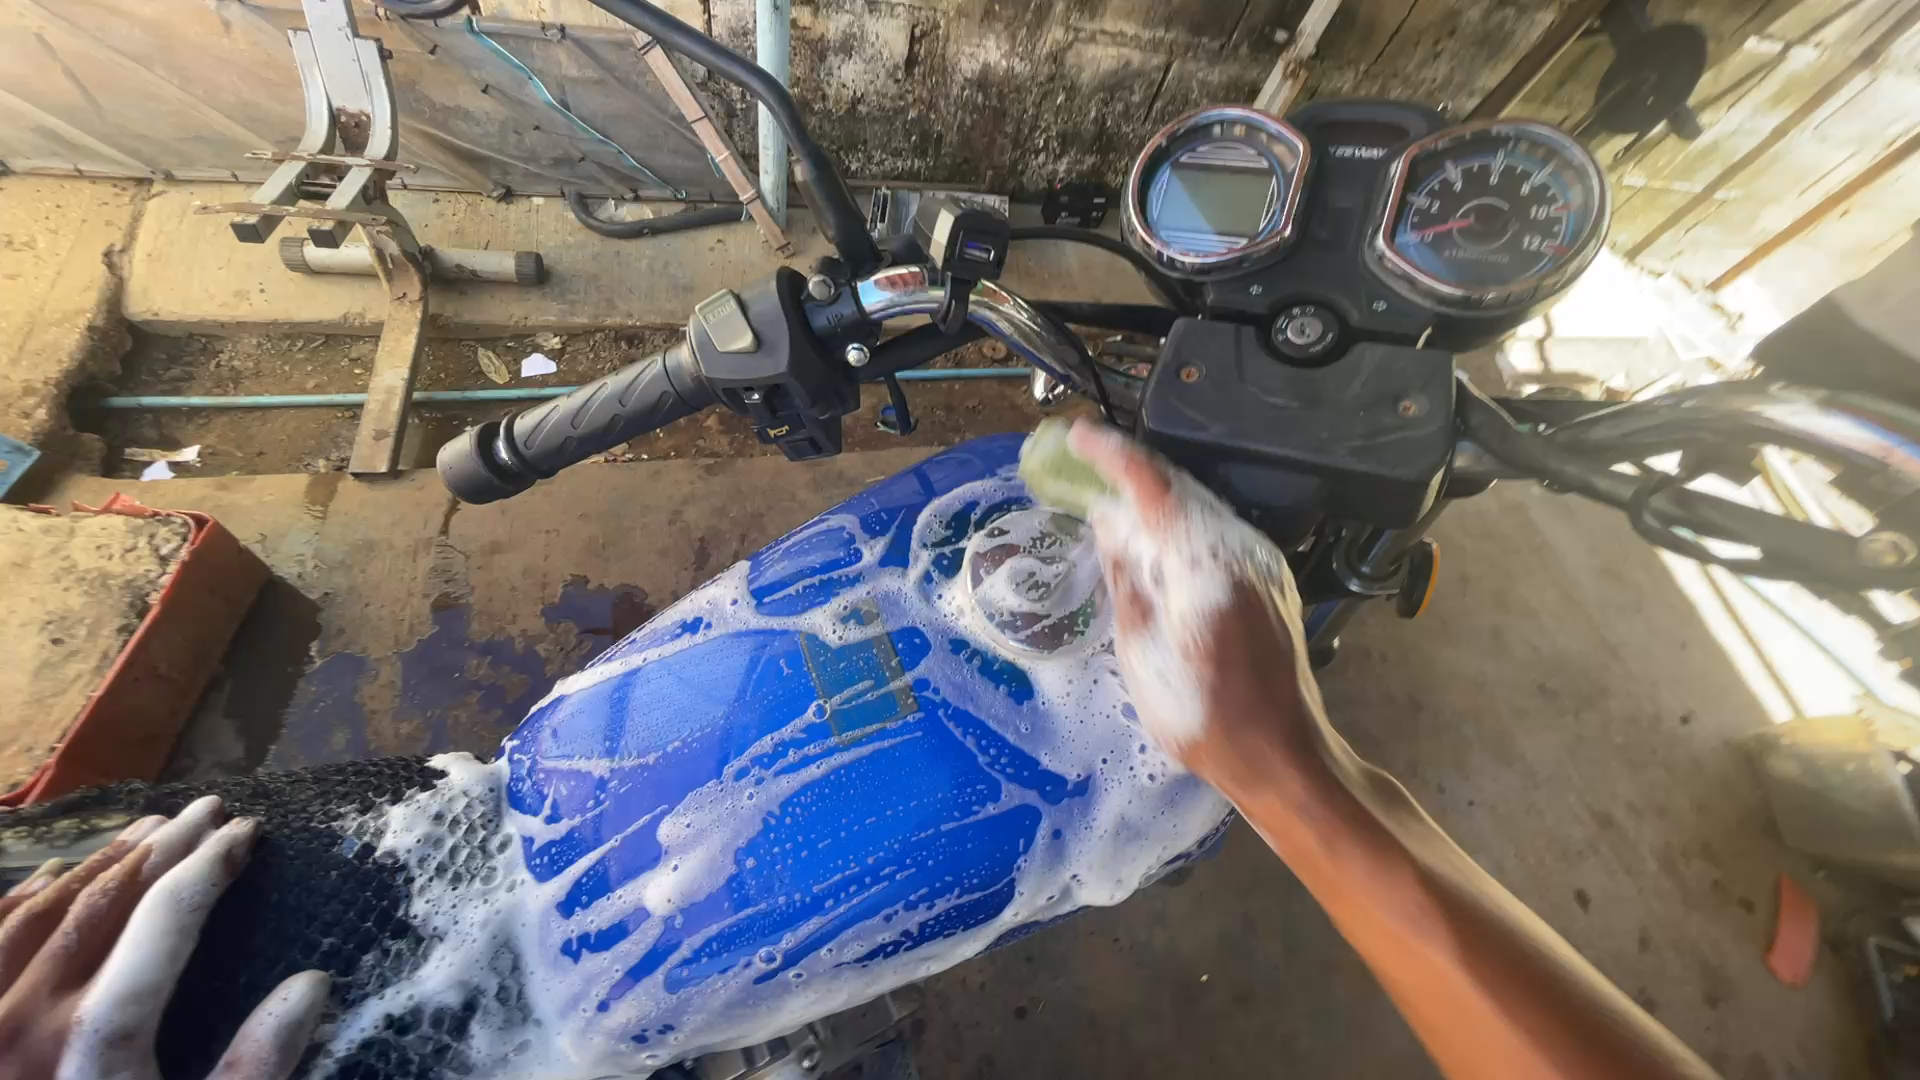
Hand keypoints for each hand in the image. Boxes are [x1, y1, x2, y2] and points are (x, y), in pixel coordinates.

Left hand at [0, 796, 328, 1079]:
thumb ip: (254, 1066)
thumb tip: (312, 983)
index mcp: (96, 1038)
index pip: (168, 917)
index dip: (211, 863)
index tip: (249, 829)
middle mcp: (23, 1021)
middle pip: (102, 904)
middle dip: (164, 847)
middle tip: (211, 809)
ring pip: (34, 915)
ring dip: (98, 862)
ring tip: (149, 827)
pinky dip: (15, 902)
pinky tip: (47, 876)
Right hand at [1068, 420, 1327, 793]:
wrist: (1285, 757)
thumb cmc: (1203, 721)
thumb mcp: (1142, 657)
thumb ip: (1127, 581)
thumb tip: (1110, 526)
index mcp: (1204, 568)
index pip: (1153, 488)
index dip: (1112, 455)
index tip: (1077, 435)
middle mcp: (1241, 550)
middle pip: (1180, 486)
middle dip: (1130, 468)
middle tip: (1086, 462)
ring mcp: (1262, 561)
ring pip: (1200, 504)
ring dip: (1153, 494)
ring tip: (1112, 497)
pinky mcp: (1270, 576)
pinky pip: (1216, 527)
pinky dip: (1178, 520)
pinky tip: (1153, 537)